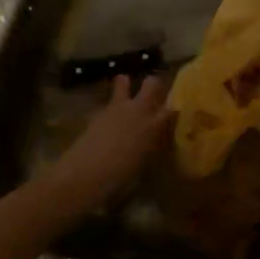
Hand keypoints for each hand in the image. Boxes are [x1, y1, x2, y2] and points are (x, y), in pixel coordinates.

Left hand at [48, 73, 171, 204]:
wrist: (87, 173)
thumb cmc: (122, 176)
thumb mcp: (143, 162)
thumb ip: (150, 146)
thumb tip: (151, 141)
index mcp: (154, 125)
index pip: (170, 108)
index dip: (171, 107)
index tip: (172, 108)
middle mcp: (138, 110)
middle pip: (152, 84)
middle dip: (154, 84)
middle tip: (153, 88)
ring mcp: (117, 108)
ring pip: (124, 82)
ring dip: (125, 83)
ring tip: (124, 82)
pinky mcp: (98, 111)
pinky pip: (107, 102)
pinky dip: (109, 104)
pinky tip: (106, 113)